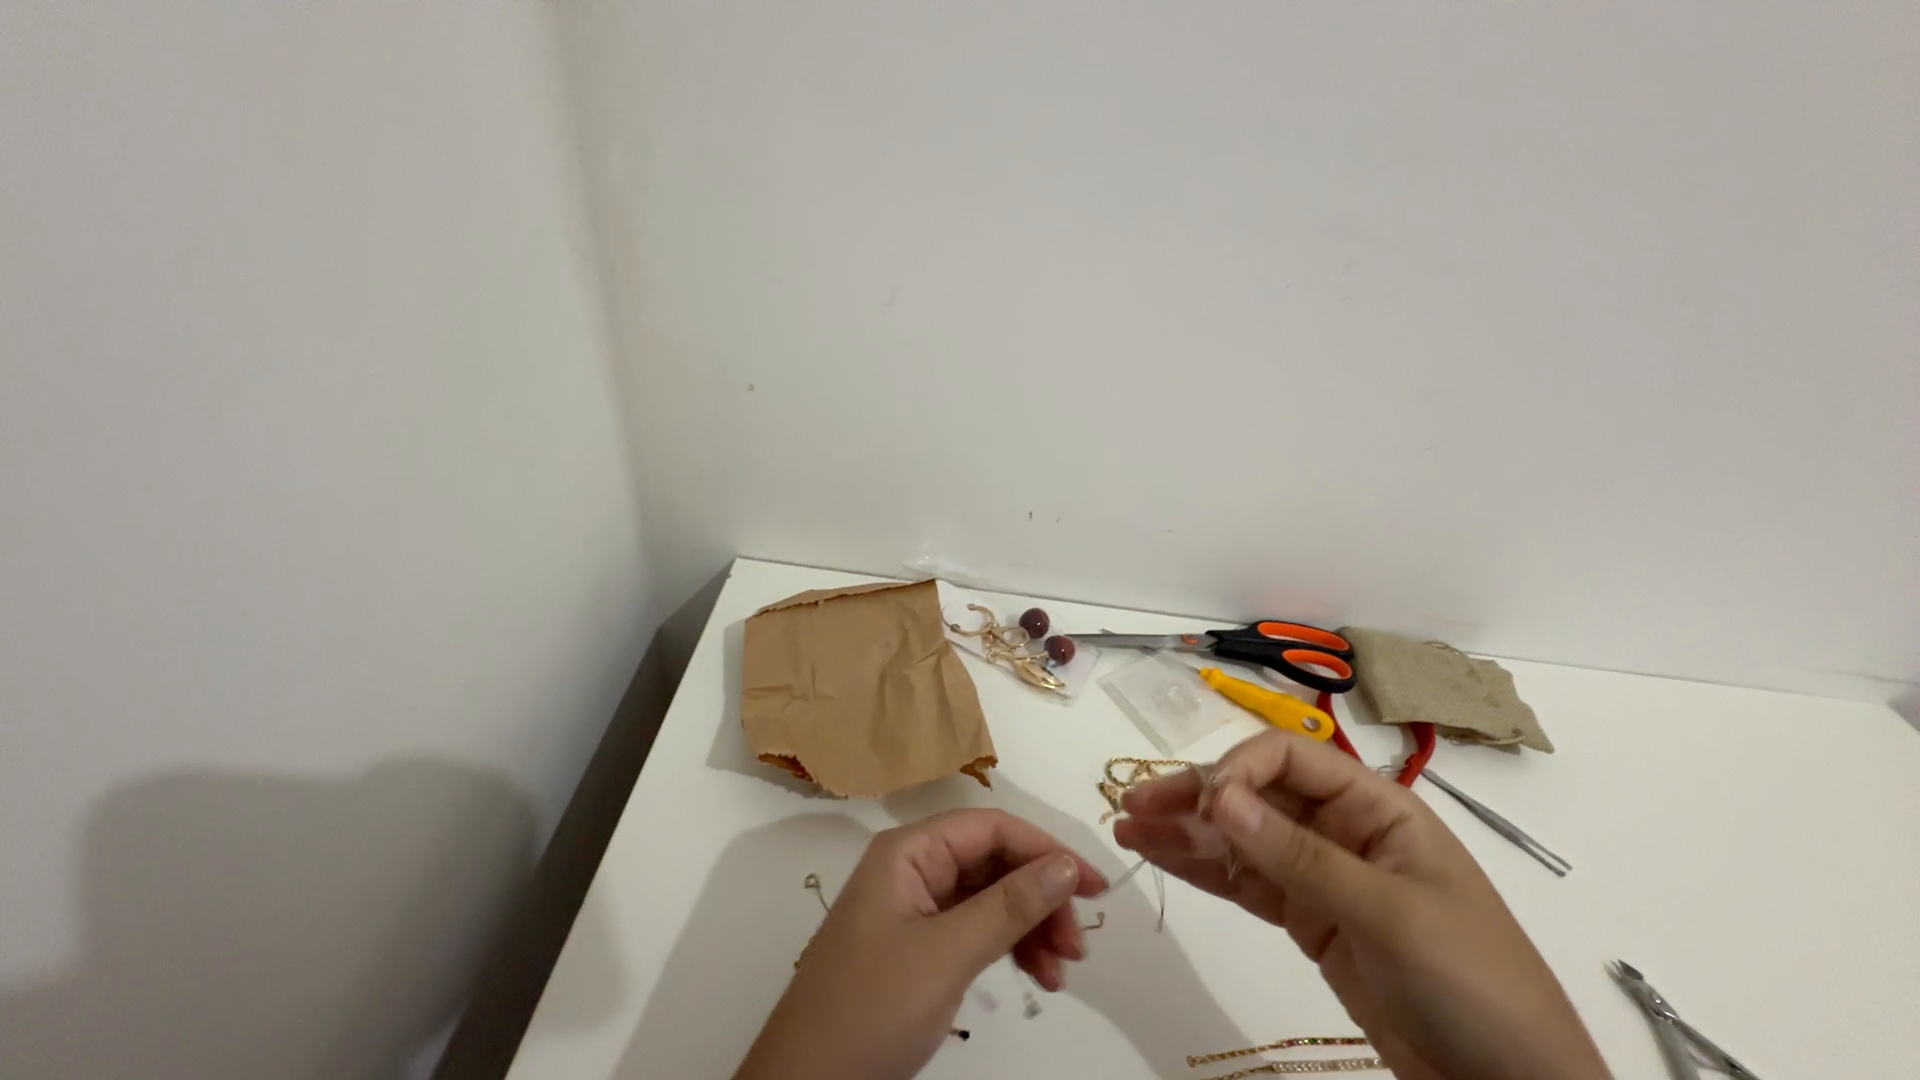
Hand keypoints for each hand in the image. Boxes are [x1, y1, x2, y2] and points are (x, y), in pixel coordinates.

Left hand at [733, 809, 1107, 1079]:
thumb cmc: (872, 1006)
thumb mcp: (947, 954)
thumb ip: (1009, 906)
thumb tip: (1066, 864)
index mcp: (909, 851)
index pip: (990, 828)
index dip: (1045, 850)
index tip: (1093, 888)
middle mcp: (914, 868)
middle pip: (995, 863)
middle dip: (1041, 897)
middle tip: (1079, 945)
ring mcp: (917, 908)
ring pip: (991, 898)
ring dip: (1032, 928)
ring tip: (1062, 971)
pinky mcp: (921, 945)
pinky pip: (978, 930)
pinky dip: (1011, 948)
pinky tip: (1040, 976)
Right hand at [1113, 730, 1609, 1079]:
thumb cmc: (1470, 980)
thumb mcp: (1387, 912)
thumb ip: (1298, 855)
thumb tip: (1220, 798)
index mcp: (1375, 806)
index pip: (1292, 759)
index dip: (1241, 769)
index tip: (1204, 803)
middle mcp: (1342, 830)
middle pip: (1257, 797)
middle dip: (1196, 798)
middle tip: (1133, 807)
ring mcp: (1322, 876)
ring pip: (1242, 840)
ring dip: (1187, 833)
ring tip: (1127, 830)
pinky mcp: (1307, 920)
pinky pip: (1247, 884)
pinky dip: (1204, 871)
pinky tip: (1162, 858)